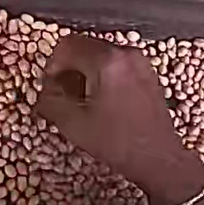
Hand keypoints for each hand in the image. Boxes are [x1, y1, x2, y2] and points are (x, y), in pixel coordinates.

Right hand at [36, 34, 203, 204]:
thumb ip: (50, 101)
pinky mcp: (148, 76)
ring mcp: (141, 64)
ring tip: (82, 104)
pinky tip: (102, 105)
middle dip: (68, 70)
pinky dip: (104, 79)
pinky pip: (118, 67)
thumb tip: (44, 92)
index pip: (66, 45)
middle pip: (84, 48)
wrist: (159, 159)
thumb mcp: (73, 124)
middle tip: (62, 97)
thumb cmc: (119, 143)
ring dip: (85, 75)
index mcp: (107, 61)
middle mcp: (127, 54)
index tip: (50, 88)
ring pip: (101, 57)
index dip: (52, 66)